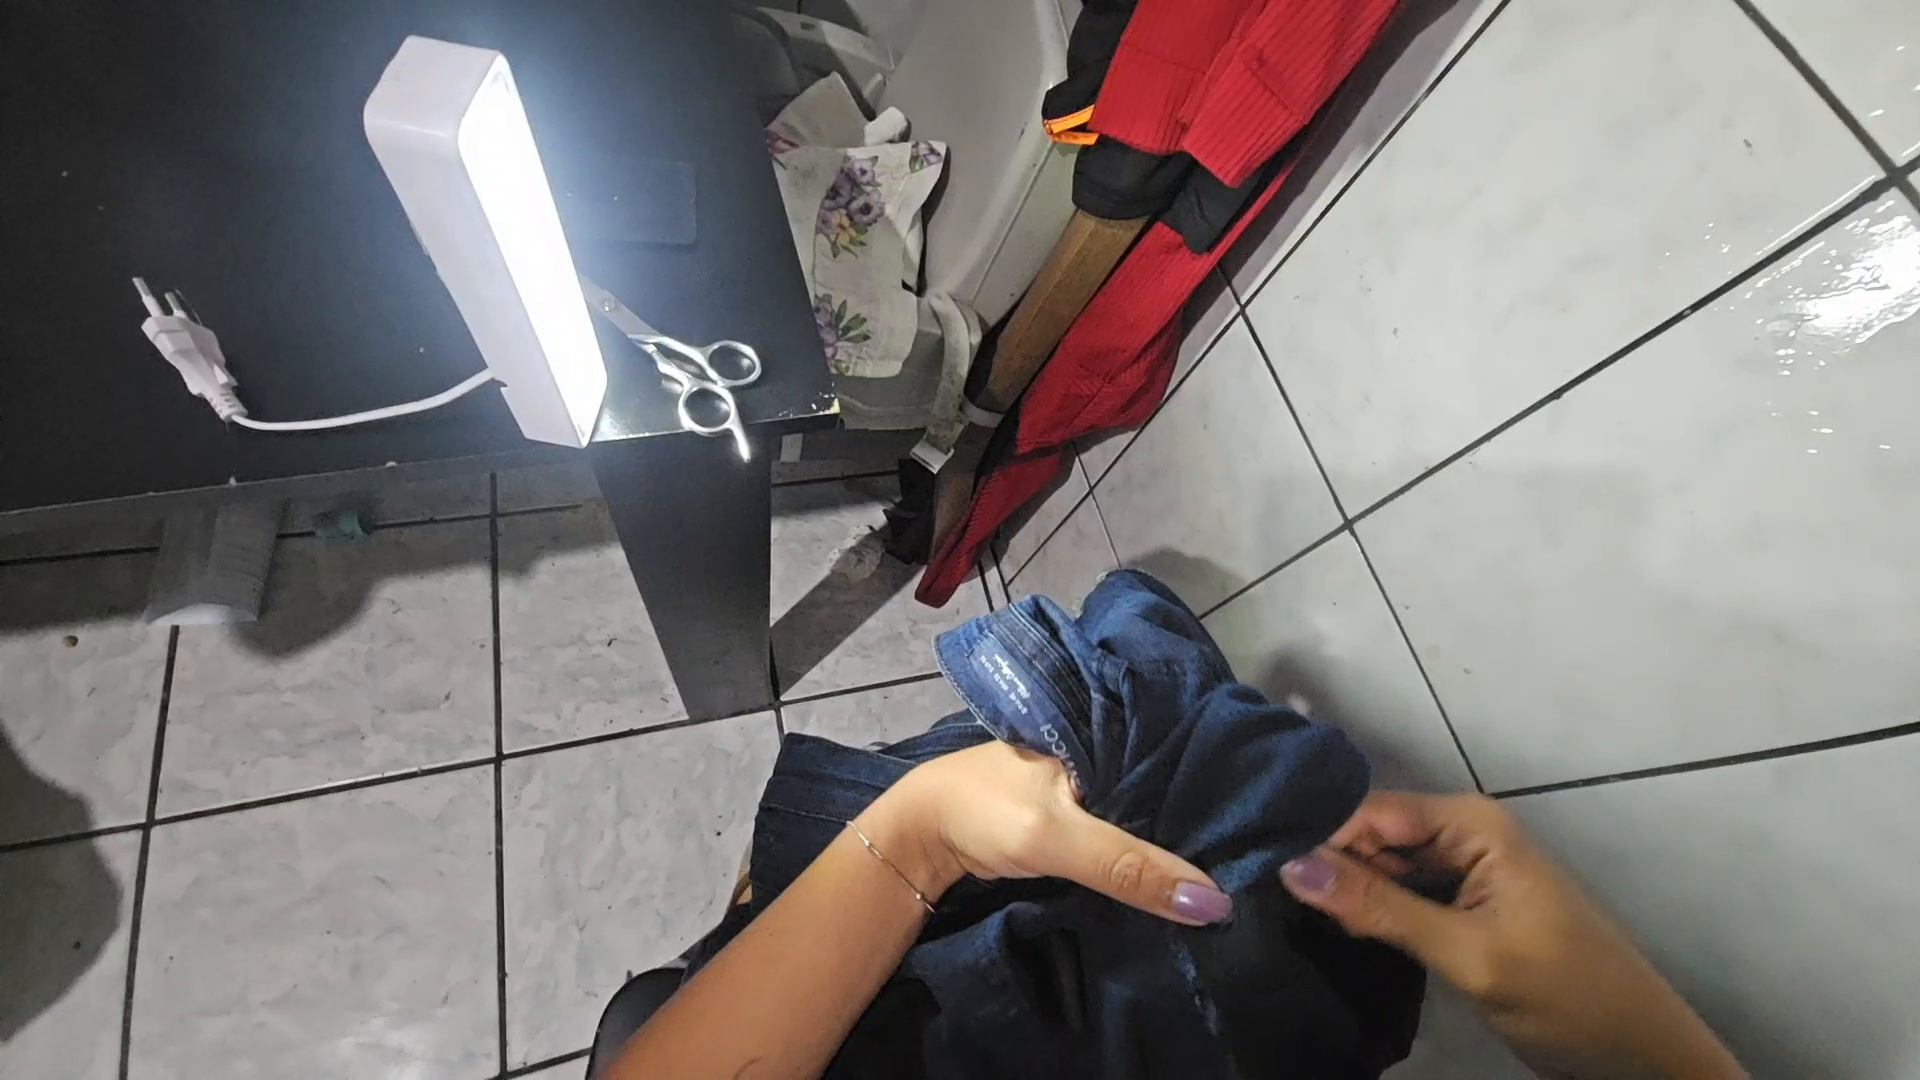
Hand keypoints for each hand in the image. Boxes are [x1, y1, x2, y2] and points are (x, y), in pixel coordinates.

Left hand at [856, 740, 1234, 925]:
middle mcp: (1102, 751)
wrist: (925, 834)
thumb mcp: (1057, 836)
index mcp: (1100, 730)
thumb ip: (1127, 867)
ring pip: (1145, 810)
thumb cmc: (986, 811)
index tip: (1270, 816)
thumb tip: (1216, 905)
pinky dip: (1147, 852)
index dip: (1217, 778)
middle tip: (1262, 852)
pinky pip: (1124, 832)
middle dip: (1201, 813)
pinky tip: (1181, 874)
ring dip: (1175, 837)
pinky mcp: (1076, 816)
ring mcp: (1088, 785)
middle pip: (1163, 785)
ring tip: (1238, 863)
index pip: (1173, 750)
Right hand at [1278, 792, 1743, 1079]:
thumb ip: (1378, 906)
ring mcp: (1460, 865)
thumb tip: (1289, 866)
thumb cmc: (1570, 999)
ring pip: (1380, 863)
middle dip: (1333, 865)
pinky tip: (1341, 924)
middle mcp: (1459, 830)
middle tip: (1284, 901)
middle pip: (1372, 834)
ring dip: (1349, 889)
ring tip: (1302, 912)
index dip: (1322, 839)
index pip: (1370, 813)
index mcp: (1469, 822)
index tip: (1272, 871)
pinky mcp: (1458, 899)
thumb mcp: (1469, 953)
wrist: (1650, 1068)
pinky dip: (1371, 907)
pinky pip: (1397, 888)